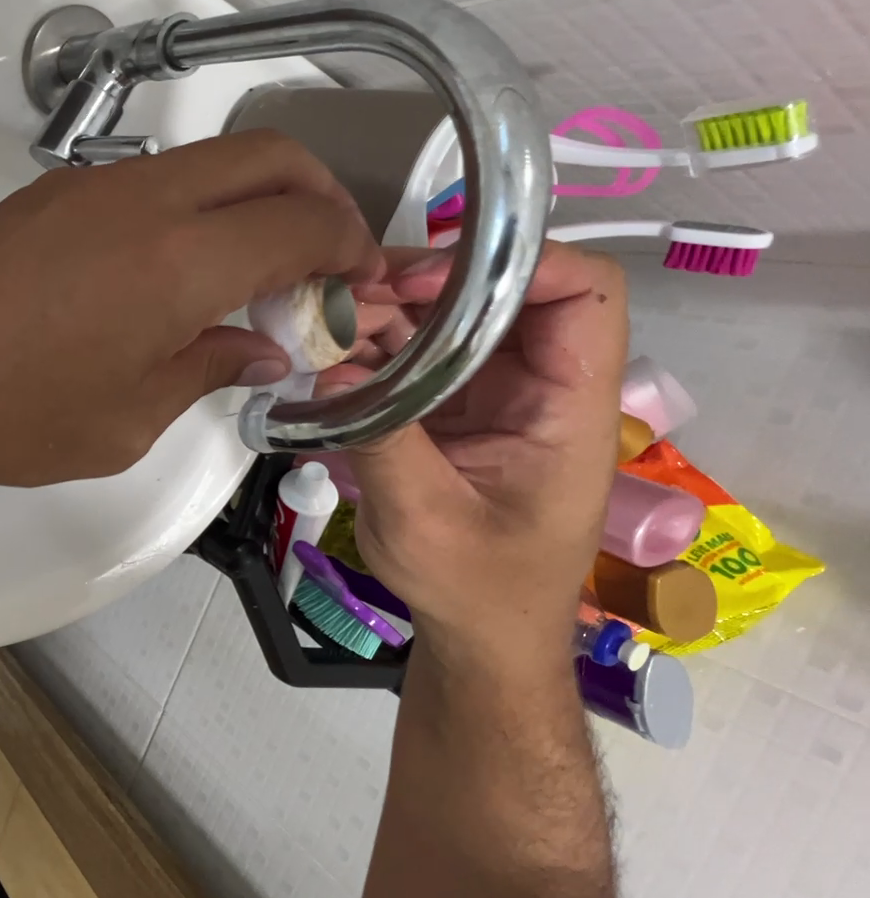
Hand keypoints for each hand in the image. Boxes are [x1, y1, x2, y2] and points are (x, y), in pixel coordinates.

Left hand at [0, 131, 379, 510]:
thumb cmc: (8, 418)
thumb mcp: (126, 421)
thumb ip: (207, 370)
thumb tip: (261, 349)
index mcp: (181, 259)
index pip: (304, 221)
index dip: (349, 246)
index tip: (355, 280)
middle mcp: (141, 199)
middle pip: (268, 155)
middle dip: (317, 194)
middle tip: (322, 256)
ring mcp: (85, 185)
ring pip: (202, 160)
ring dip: (245, 196)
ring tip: (243, 269)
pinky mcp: (43, 193)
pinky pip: (142, 179)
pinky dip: (183, 205)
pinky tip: (164, 267)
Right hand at [326, 243, 627, 665]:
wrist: (477, 632)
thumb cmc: (478, 587)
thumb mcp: (426, 521)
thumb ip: (383, 442)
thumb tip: (330, 373)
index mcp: (565, 406)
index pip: (578, 293)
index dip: (509, 266)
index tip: (418, 285)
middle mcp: (532, 384)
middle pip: (493, 294)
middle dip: (416, 283)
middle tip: (340, 301)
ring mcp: (485, 393)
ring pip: (440, 317)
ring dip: (377, 313)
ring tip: (319, 331)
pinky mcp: (445, 407)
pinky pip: (407, 353)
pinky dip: (362, 347)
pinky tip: (323, 360)